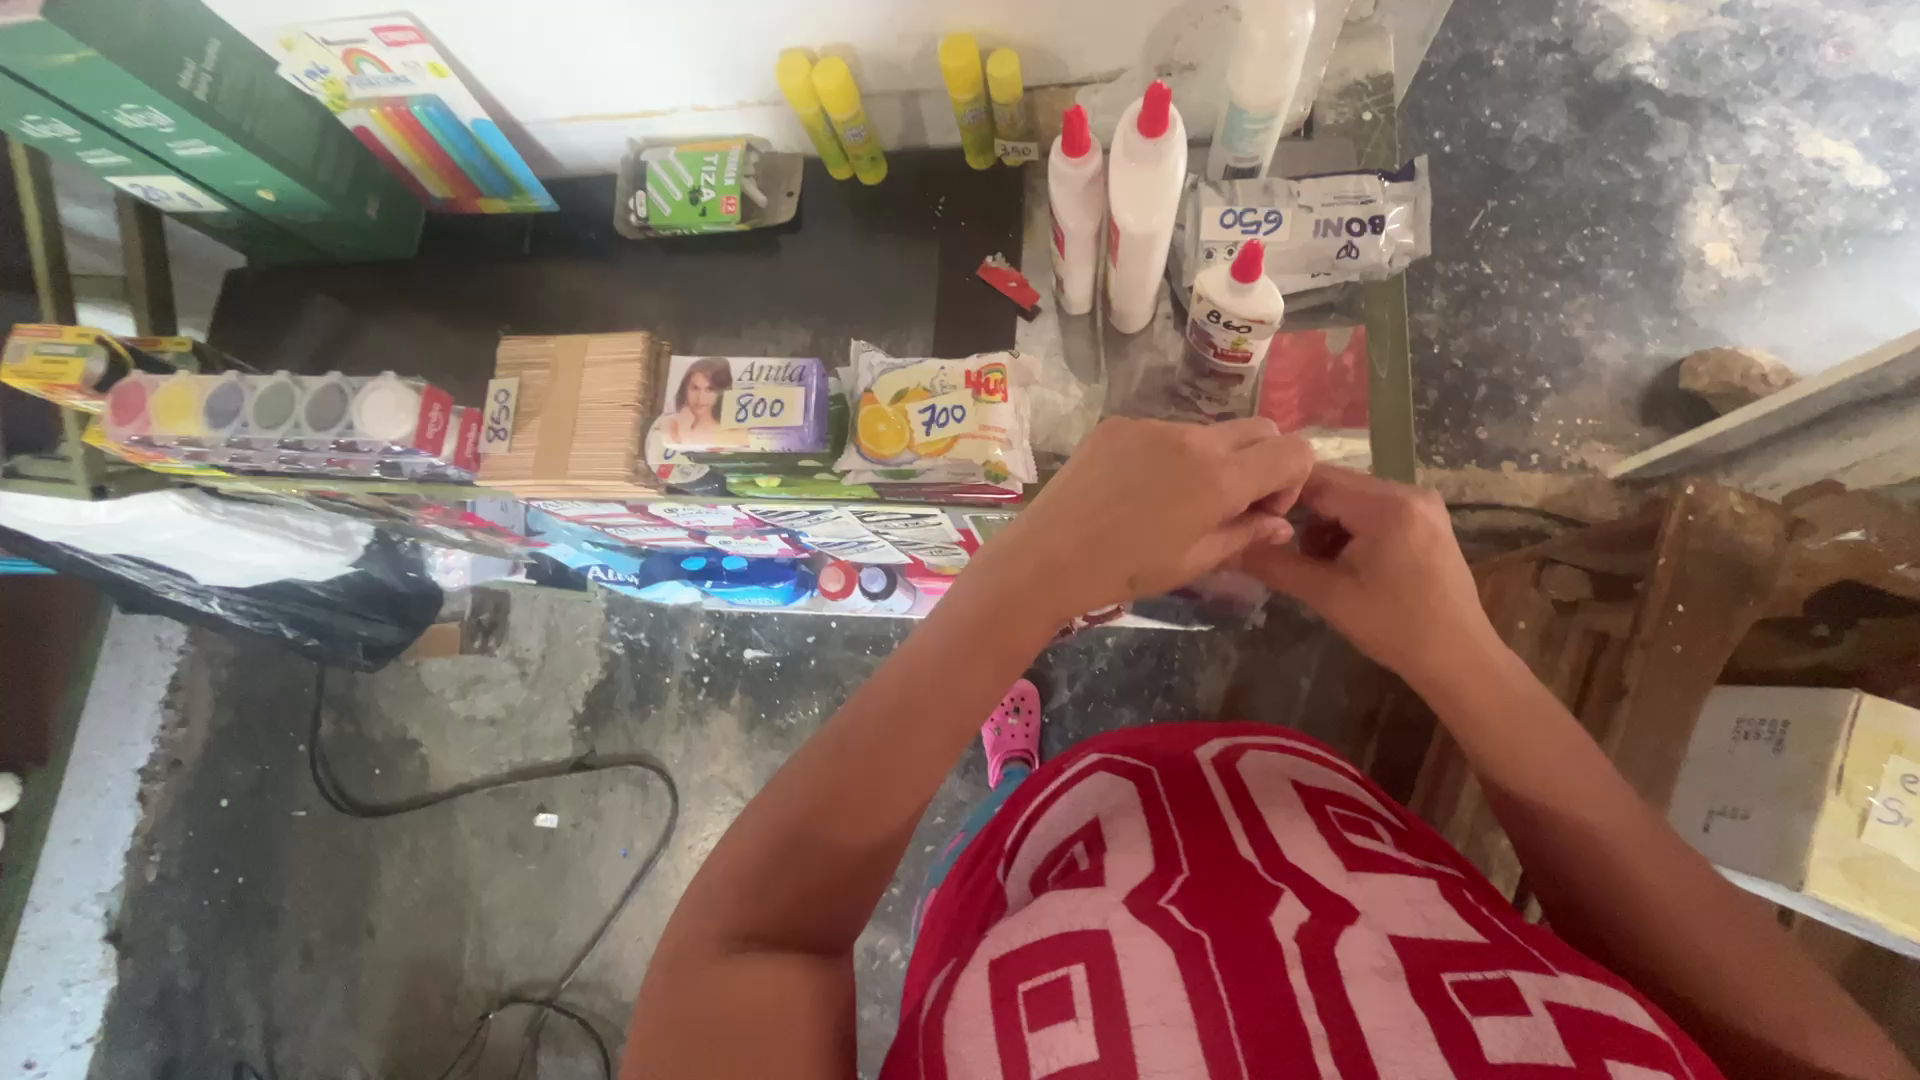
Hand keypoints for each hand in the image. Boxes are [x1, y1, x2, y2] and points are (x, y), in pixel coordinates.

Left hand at [966, 417, 1312, 623]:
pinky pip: (1162, 432)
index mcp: (1220, 477)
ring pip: (1207, 432)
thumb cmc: (1123, 571)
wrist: (1046, 557)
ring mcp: (1151, 425)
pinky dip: (1167, 455)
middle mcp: (1193, 439)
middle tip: (1229, 504)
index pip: (1293, 451)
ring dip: (1209, 460)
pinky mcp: (1118, 425)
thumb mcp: (1193, 562)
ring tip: (1171, 503)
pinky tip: (1135, 491)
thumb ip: (1245, 534)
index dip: (1292, 479)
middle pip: (1258, 429)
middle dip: (1260, 462)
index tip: (1261, 510)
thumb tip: (1279, 521)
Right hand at [1239, 464, 1502, 690]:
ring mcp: (1421, 507)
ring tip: (1313, 565)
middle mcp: (1408, 493)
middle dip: (1300, 514)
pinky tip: (1342, 565)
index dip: (1277, 494)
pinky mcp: (1425, 523)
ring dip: (1323, 526)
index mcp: (1386, 505)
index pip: (1316, 479)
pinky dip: (1348, 532)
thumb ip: (1274, 565)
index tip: (1247, 514)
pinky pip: (1372, 513)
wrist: (1459, 658)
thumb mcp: (1326, 594)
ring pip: (1351, 501)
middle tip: (1273, 543)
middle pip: (1334, 487)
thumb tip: (1227, 549)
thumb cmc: (1393, 626)